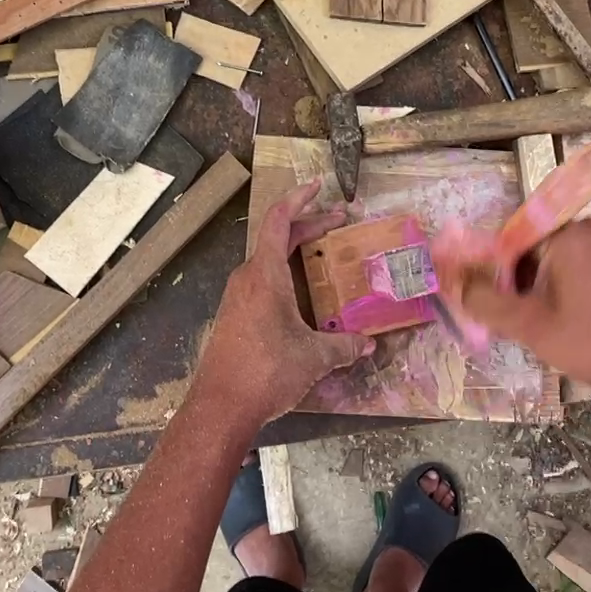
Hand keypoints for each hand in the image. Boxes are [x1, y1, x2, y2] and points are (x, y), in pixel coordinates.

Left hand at [195, 181, 374, 423]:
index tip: (319, 185)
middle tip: (340, 220)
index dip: (299, 198)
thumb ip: (344, 346)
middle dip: (309, 224)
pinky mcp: (234, 315)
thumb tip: (370, 344)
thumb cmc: (266, 371)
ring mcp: (237, 297)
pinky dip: (286, 273)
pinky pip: (262, 281)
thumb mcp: (314, 357)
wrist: (220, 406)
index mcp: (265, 274)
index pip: (279, 220)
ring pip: (269, 260)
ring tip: (325, 254)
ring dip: (297, 251)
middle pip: (278, 237)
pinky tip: (303, 294)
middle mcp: (248, 277)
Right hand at [433, 218, 590, 399]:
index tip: (476, 293)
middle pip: (525, 245)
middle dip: (508, 276)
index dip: (486, 265)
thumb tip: (453, 281)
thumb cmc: (590, 341)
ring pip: (544, 256)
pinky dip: (549, 283)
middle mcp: (584, 227)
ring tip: (521, 317)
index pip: (506, 236)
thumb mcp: (526, 324)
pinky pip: (565, 263)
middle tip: (499, 312)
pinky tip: (545, 314)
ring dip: (527, 283)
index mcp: (564, 233)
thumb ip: (482, 299)